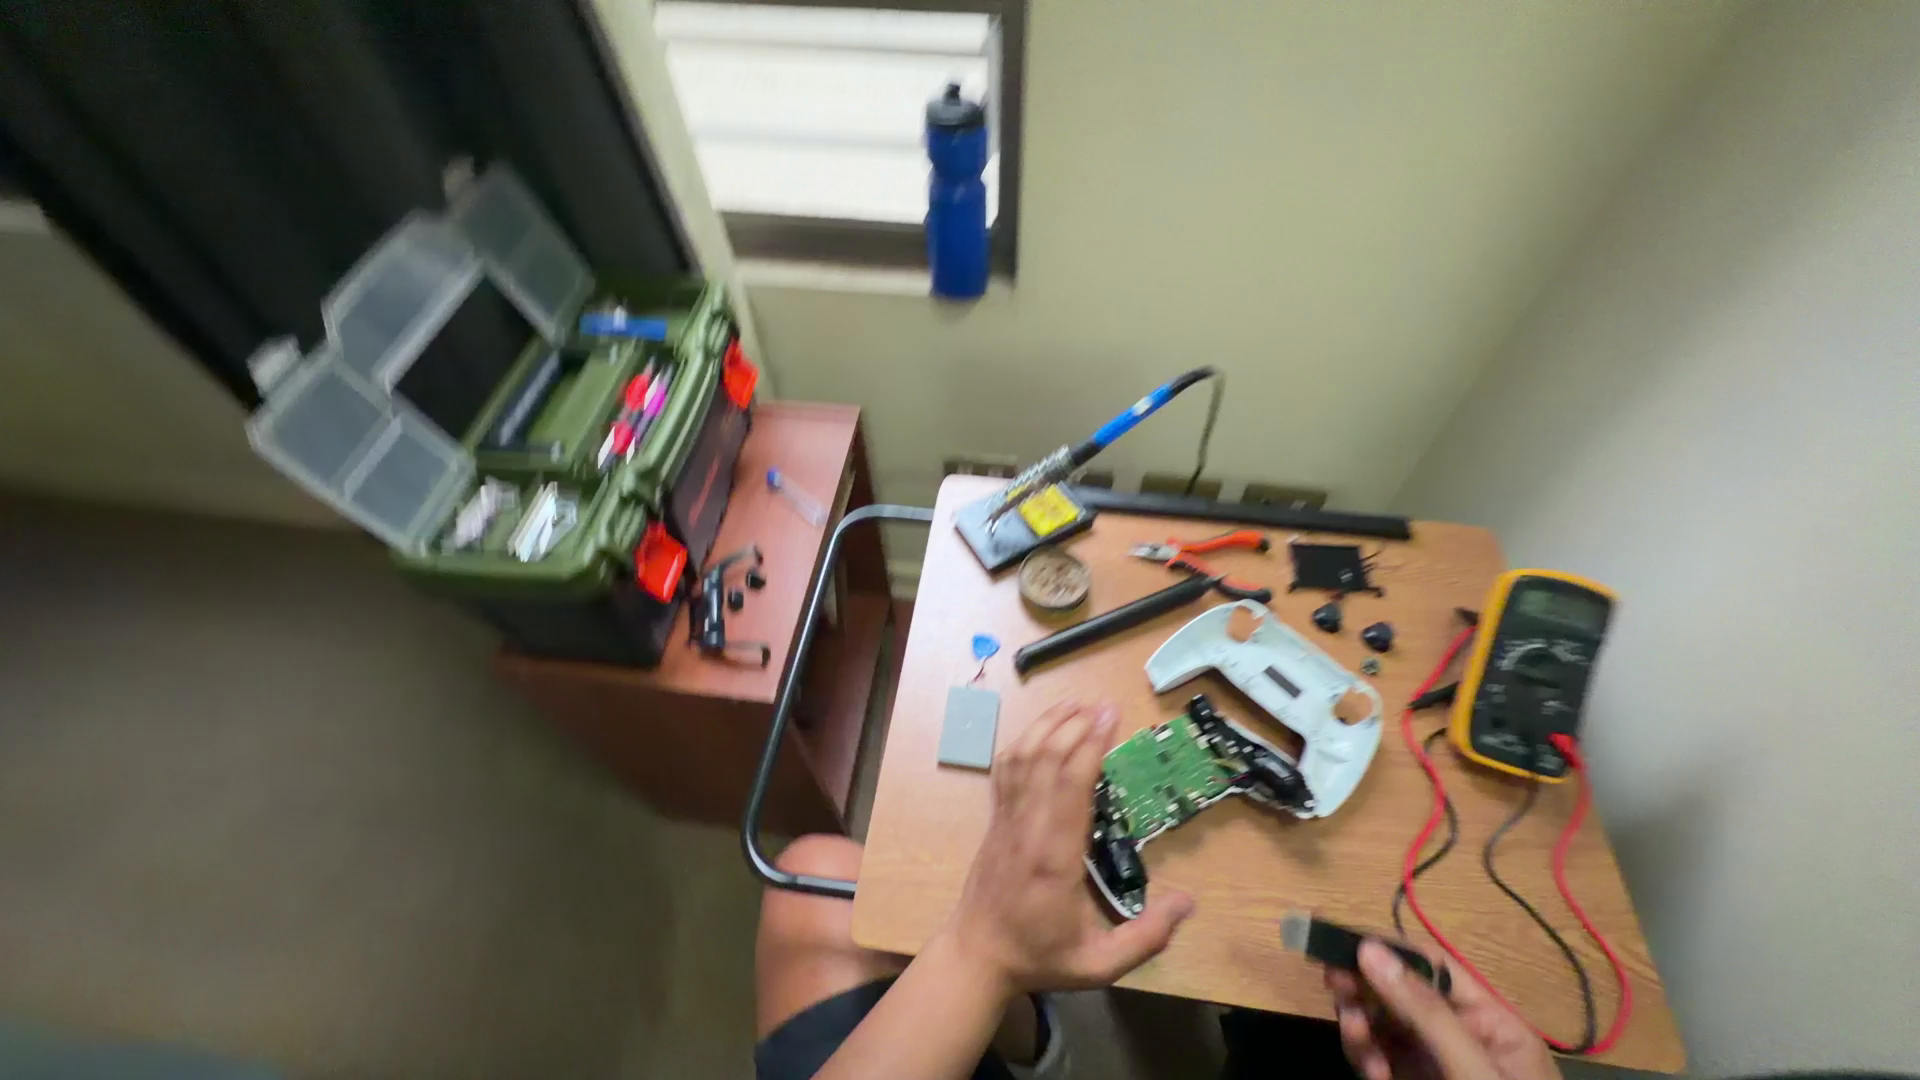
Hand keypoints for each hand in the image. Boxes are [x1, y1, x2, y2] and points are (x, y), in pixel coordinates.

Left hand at [939, 700, 1195, 993]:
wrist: (978, 955)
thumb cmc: (1040, 955)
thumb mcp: (1100, 965)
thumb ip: (1146, 937)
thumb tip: (1189, 902)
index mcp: (1055, 856)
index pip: (1071, 785)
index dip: (1090, 745)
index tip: (1111, 717)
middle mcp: (1028, 827)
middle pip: (1047, 759)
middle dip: (1075, 726)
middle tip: (1105, 706)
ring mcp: (1006, 818)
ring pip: (1022, 757)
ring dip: (1047, 726)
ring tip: (1075, 705)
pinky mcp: (995, 818)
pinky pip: (1005, 769)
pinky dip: (1022, 741)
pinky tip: (1041, 730)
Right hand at [1326, 941, 1561, 1079]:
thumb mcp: (1473, 1073)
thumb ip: (1425, 1012)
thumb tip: (1370, 948)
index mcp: (1492, 1025)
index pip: (1432, 966)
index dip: (1386, 946)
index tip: (1337, 936)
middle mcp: (1459, 1038)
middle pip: (1398, 989)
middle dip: (1364, 985)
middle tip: (1331, 981)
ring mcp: (1433, 1066)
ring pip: (1381, 1022)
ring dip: (1359, 1022)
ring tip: (1354, 1034)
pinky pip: (1376, 1056)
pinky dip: (1364, 1055)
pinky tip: (1368, 1069)